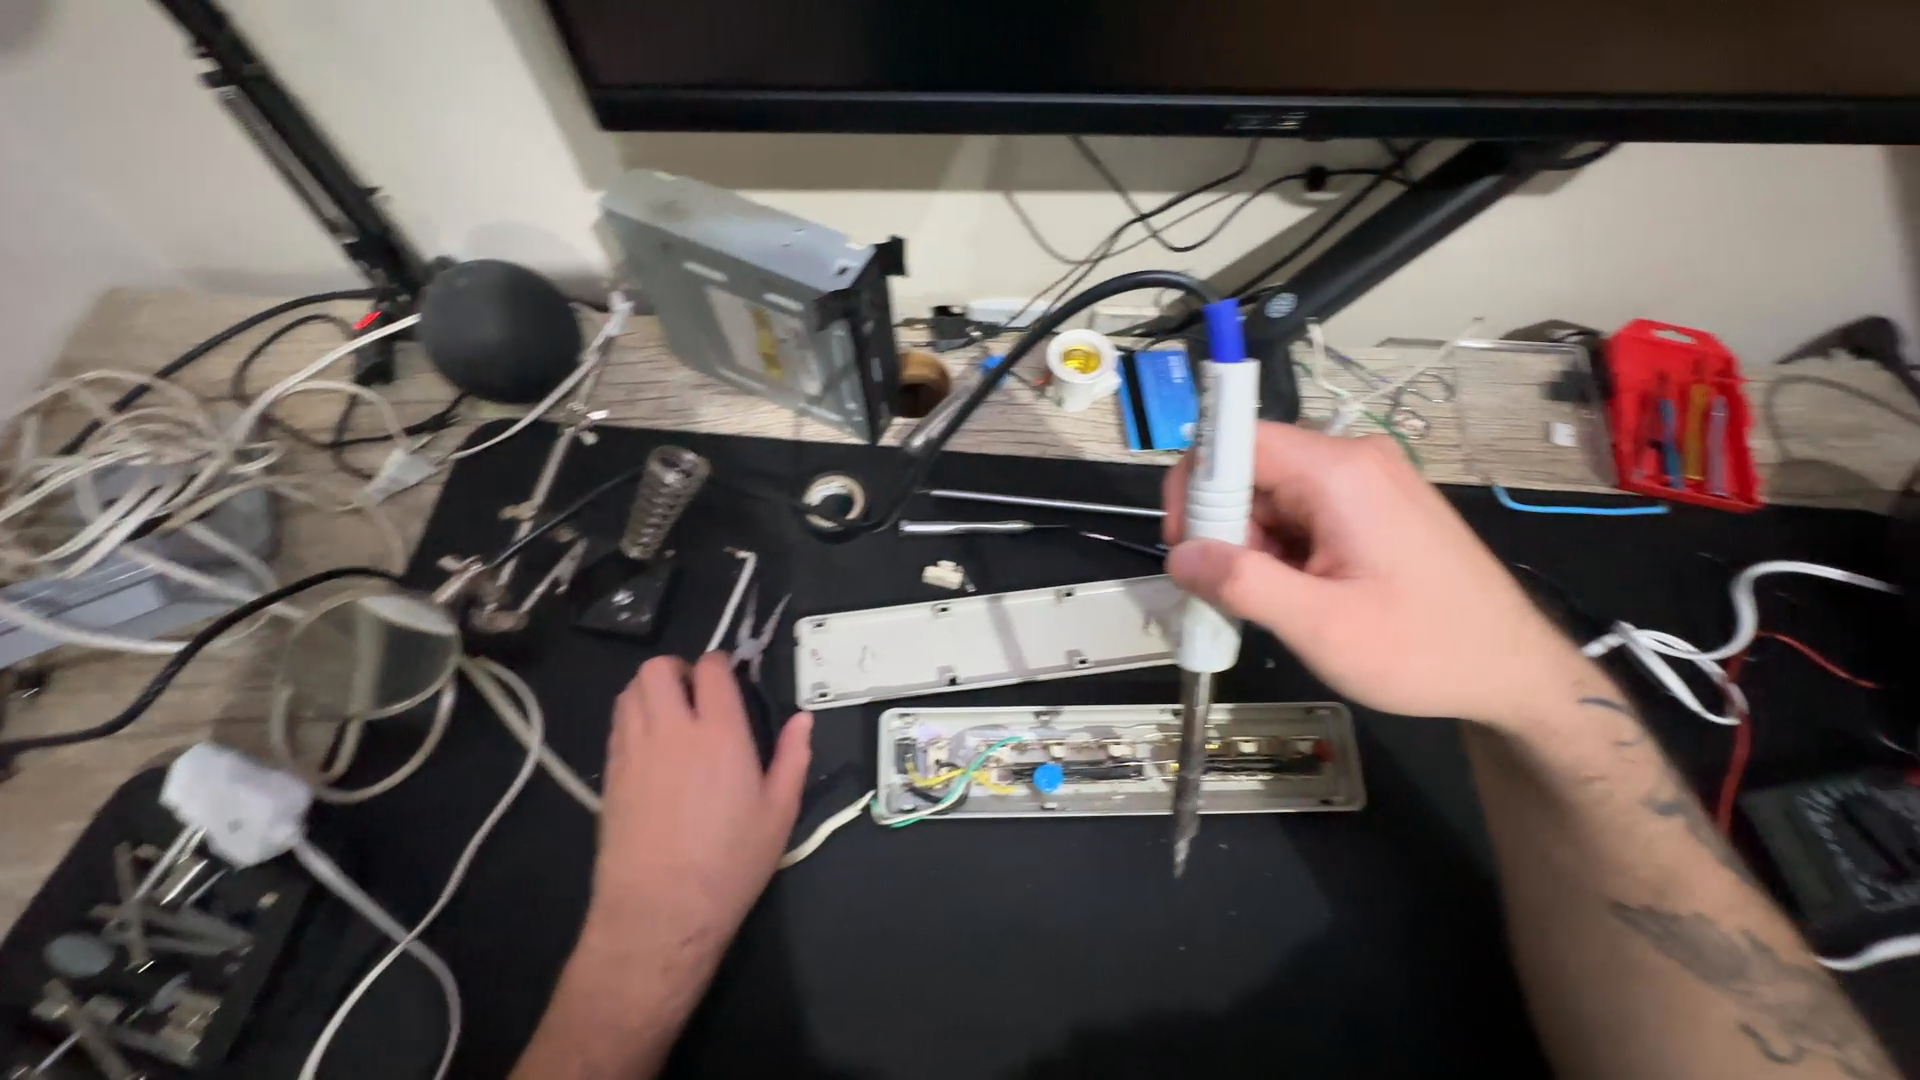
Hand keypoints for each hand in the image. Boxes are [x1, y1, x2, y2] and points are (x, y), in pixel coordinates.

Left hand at [582, 653, 811, 983]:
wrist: (660, 912)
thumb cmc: (730, 863)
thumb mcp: (780, 812)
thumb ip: (793, 756)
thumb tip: (803, 718)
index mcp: (721, 734)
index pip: (712, 669)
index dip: (722, 663)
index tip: (731, 678)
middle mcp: (672, 730)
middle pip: (658, 668)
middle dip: (678, 668)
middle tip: (697, 693)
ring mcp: (634, 750)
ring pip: (630, 690)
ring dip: (651, 690)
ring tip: (671, 714)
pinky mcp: (611, 773)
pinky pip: (617, 723)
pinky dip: (633, 717)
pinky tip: (652, 745)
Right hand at [1162, 422, 1576, 726]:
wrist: (1515, 672)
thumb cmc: (1426, 649)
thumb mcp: (1321, 625)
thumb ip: (1242, 583)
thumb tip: (1179, 555)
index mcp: (1340, 473)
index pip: (1236, 439)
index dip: (1195, 483)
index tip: (1186, 543)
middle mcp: (1352, 462)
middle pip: (1250, 470)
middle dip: (1224, 527)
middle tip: (1231, 589)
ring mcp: (1365, 484)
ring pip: (1270, 497)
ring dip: (1251, 546)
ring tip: (1274, 602)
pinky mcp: (1370, 509)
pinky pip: (1299, 515)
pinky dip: (1279, 551)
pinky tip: (1295, 594)